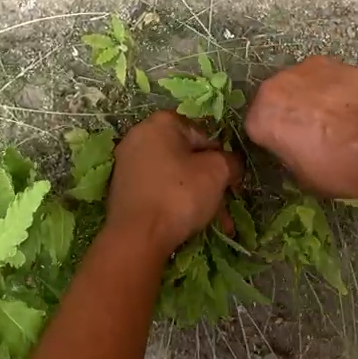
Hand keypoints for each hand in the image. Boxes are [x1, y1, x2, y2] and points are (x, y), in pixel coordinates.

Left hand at [106, 110, 242, 256]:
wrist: (137, 236)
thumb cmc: (179, 194)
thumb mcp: (217, 172)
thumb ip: (230, 160)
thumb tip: (232, 163)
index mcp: (161, 122)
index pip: (202, 133)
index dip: (221, 156)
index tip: (231, 179)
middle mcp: (140, 135)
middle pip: (187, 155)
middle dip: (210, 181)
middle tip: (227, 203)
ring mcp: (129, 162)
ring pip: (174, 175)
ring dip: (198, 195)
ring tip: (218, 222)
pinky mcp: (124, 187)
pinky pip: (159, 188)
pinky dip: (176, 201)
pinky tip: (194, 224)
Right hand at [246, 56, 357, 197]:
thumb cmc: (340, 166)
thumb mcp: (305, 178)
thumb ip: (289, 159)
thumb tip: (294, 152)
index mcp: (261, 118)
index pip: (256, 128)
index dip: (273, 140)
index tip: (290, 149)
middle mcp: (274, 87)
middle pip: (274, 99)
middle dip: (287, 113)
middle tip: (311, 133)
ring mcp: (301, 70)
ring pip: (297, 84)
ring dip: (307, 97)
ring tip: (335, 117)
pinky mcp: (328, 61)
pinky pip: (321, 76)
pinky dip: (329, 87)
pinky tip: (349, 105)